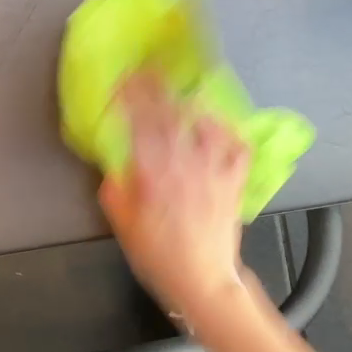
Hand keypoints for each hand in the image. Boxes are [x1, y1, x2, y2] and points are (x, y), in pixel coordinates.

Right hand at [98, 73, 252, 318]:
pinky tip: (219, 123)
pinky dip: (227, 130)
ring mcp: (213, 171)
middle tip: (148, 70)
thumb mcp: (123, 225)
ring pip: (205, 125)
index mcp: (153, 174)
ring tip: (184, 90)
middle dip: (157, 89)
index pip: (141, 124)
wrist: (202, 280)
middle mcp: (184, 166)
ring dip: (192, 104)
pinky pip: (235, 147)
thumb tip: (115, 169)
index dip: (132, 98)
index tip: (124, 81)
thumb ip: (115, 192)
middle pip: (171, 116)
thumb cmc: (158, 256)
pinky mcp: (234, 182)